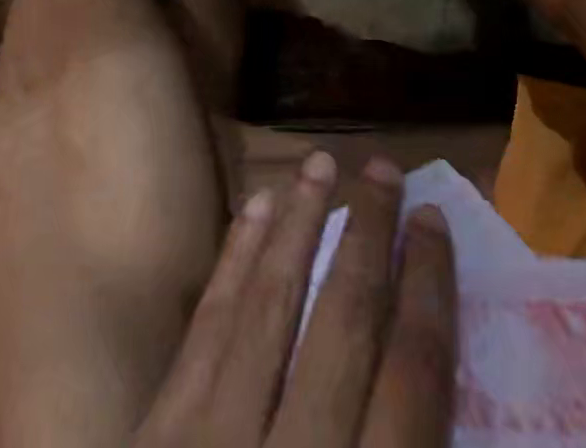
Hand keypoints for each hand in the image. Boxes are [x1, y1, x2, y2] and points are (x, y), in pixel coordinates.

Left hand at [135, 153, 458, 447]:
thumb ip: (406, 446)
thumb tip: (434, 368)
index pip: (411, 371)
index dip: (427, 284)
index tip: (433, 220)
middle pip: (343, 320)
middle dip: (369, 234)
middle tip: (383, 168)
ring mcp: (208, 442)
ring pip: (269, 305)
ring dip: (299, 226)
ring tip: (319, 165)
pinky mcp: (151, 436)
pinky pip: (203, 328)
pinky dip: (234, 262)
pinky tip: (254, 212)